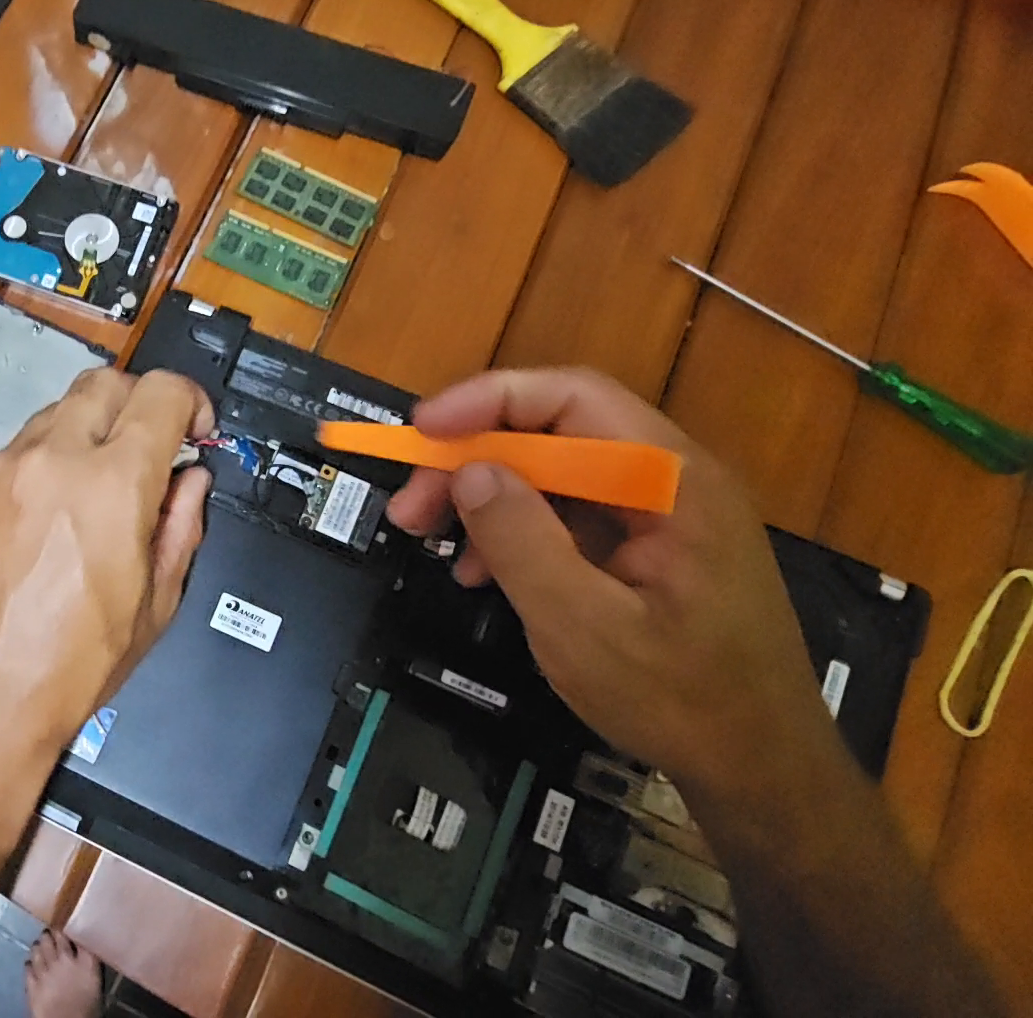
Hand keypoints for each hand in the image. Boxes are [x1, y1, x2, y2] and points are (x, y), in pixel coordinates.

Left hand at [0, 369, 214, 742]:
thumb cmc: (69, 664)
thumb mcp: (156, 602)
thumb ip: (182, 525)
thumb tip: (190, 484)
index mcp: (111, 487)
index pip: (162, 394)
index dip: (191, 402)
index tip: (195, 426)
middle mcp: (53, 462)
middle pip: (108, 382)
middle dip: (141, 403)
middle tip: (154, 445)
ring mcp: (6, 470)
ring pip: (62, 407)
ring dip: (94, 427)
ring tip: (103, 481)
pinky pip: (24, 444)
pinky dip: (53, 454)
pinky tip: (59, 503)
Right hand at [385, 369, 834, 794]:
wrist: (758, 769)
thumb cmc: (679, 698)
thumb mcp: (581, 623)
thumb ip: (521, 540)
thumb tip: (468, 470)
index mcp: (671, 481)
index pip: (573, 399)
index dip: (488, 399)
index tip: (422, 430)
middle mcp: (665, 480)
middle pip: (551, 434)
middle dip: (470, 459)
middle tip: (409, 505)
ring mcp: (652, 514)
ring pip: (547, 474)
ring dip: (479, 496)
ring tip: (425, 535)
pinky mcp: (637, 546)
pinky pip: (560, 516)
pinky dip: (507, 531)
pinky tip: (476, 571)